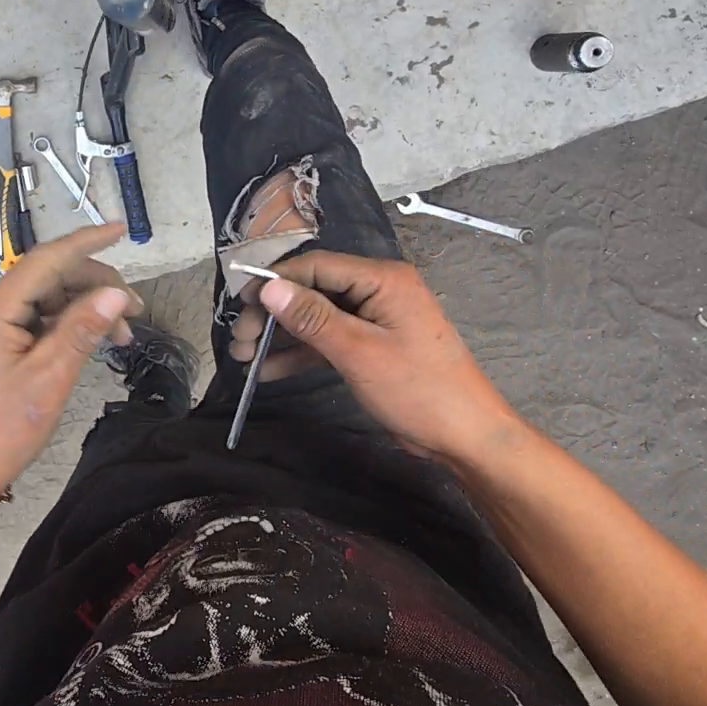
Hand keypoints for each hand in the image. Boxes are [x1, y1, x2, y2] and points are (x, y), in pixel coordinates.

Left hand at [0, 224, 142, 499]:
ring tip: (123, 333)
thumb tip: (116, 294)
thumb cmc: (5, 428)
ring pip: (49, 294)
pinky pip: (40, 314)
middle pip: (51, 275)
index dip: (87, 241)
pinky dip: (70, 321)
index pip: (48, 259)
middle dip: (95, 284)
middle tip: (136, 310)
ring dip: (87, 306)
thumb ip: (81, 329)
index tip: (121, 229)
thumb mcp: (50, 378)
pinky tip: (96, 337)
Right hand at [230, 252, 522, 462]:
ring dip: (279, 336)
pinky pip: (327, 340)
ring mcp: (373, 318)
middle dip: (272, 315)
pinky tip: (268, 371)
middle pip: (311, 291)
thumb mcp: (359, 352)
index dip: (274, 281)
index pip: (316, 266)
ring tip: (244, 356)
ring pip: (314, 317)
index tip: (239, 302)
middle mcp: (376, 290)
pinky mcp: (370, 345)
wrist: (467, 439)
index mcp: (382, 279)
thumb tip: (268, 288)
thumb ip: (312, 318)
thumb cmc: (418, 390)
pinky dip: (299, 354)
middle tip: (239, 340)